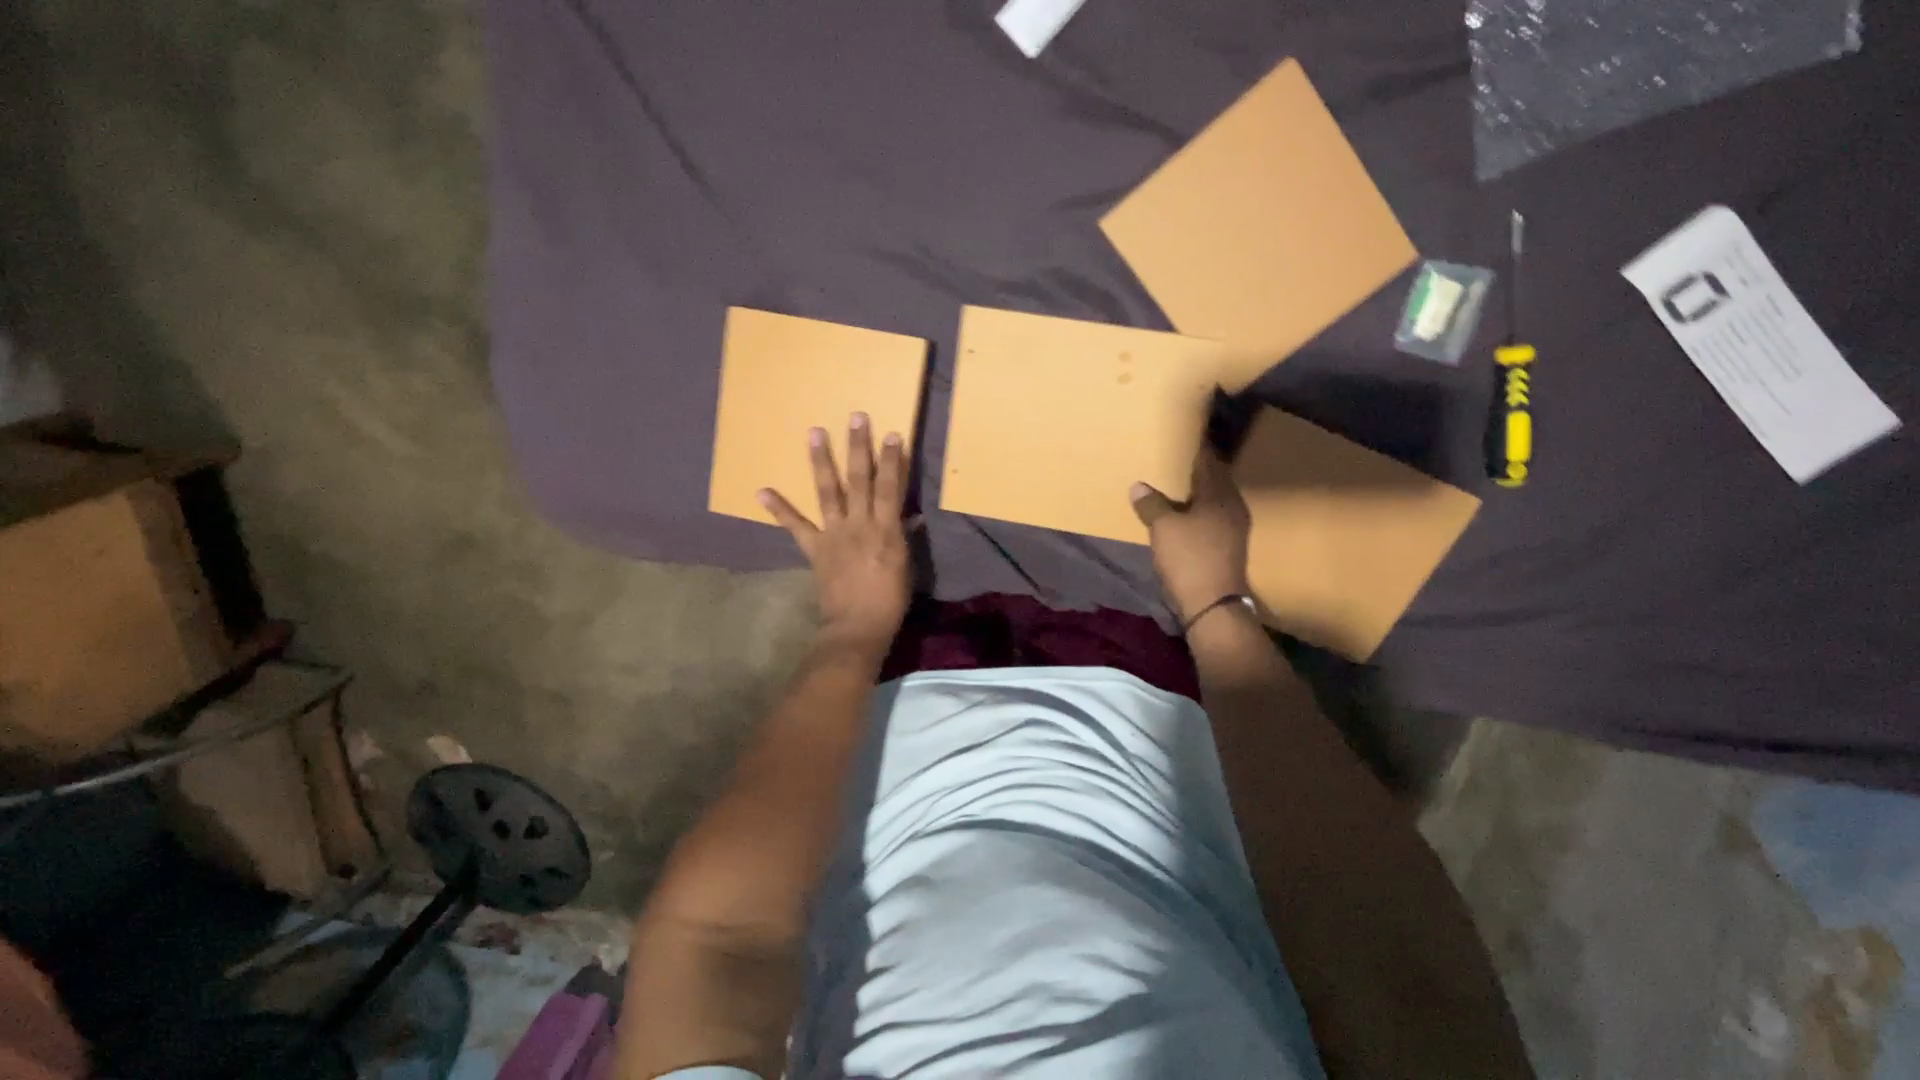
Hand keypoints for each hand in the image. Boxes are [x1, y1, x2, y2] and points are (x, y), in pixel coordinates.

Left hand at [761, 414, 911, 656]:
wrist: (857, 626)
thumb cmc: (890, 600)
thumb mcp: (905, 566)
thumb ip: (904, 538)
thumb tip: (910, 516)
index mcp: (886, 529)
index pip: (891, 487)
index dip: (891, 460)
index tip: (890, 434)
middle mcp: (860, 524)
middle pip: (860, 479)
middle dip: (858, 447)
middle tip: (855, 417)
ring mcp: (834, 533)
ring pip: (828, 491)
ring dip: (820, 461)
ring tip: (813, 432)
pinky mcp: (815, 547)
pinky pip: (795, 525)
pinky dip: (778, 508)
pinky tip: (762, 491)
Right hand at [1131, 445, 1252, 622]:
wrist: (1213, 604)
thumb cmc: (1190, 558)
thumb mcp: (1163, 528)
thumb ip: (1151, 503)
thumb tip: (1138, 486)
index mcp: (1220, 493)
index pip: (1209, 460)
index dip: (1195, 448)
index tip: (1181, 437)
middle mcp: (1233, 505)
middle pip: (1214, 479)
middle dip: (1194, 470)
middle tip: (1171, 460)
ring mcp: (1234, 528)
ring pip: (1213, 500)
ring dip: (1195, 493)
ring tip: (1171, 486)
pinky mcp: (1229, 546)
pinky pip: (1211, 518)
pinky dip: (1197, 512)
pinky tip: (1181, 516)